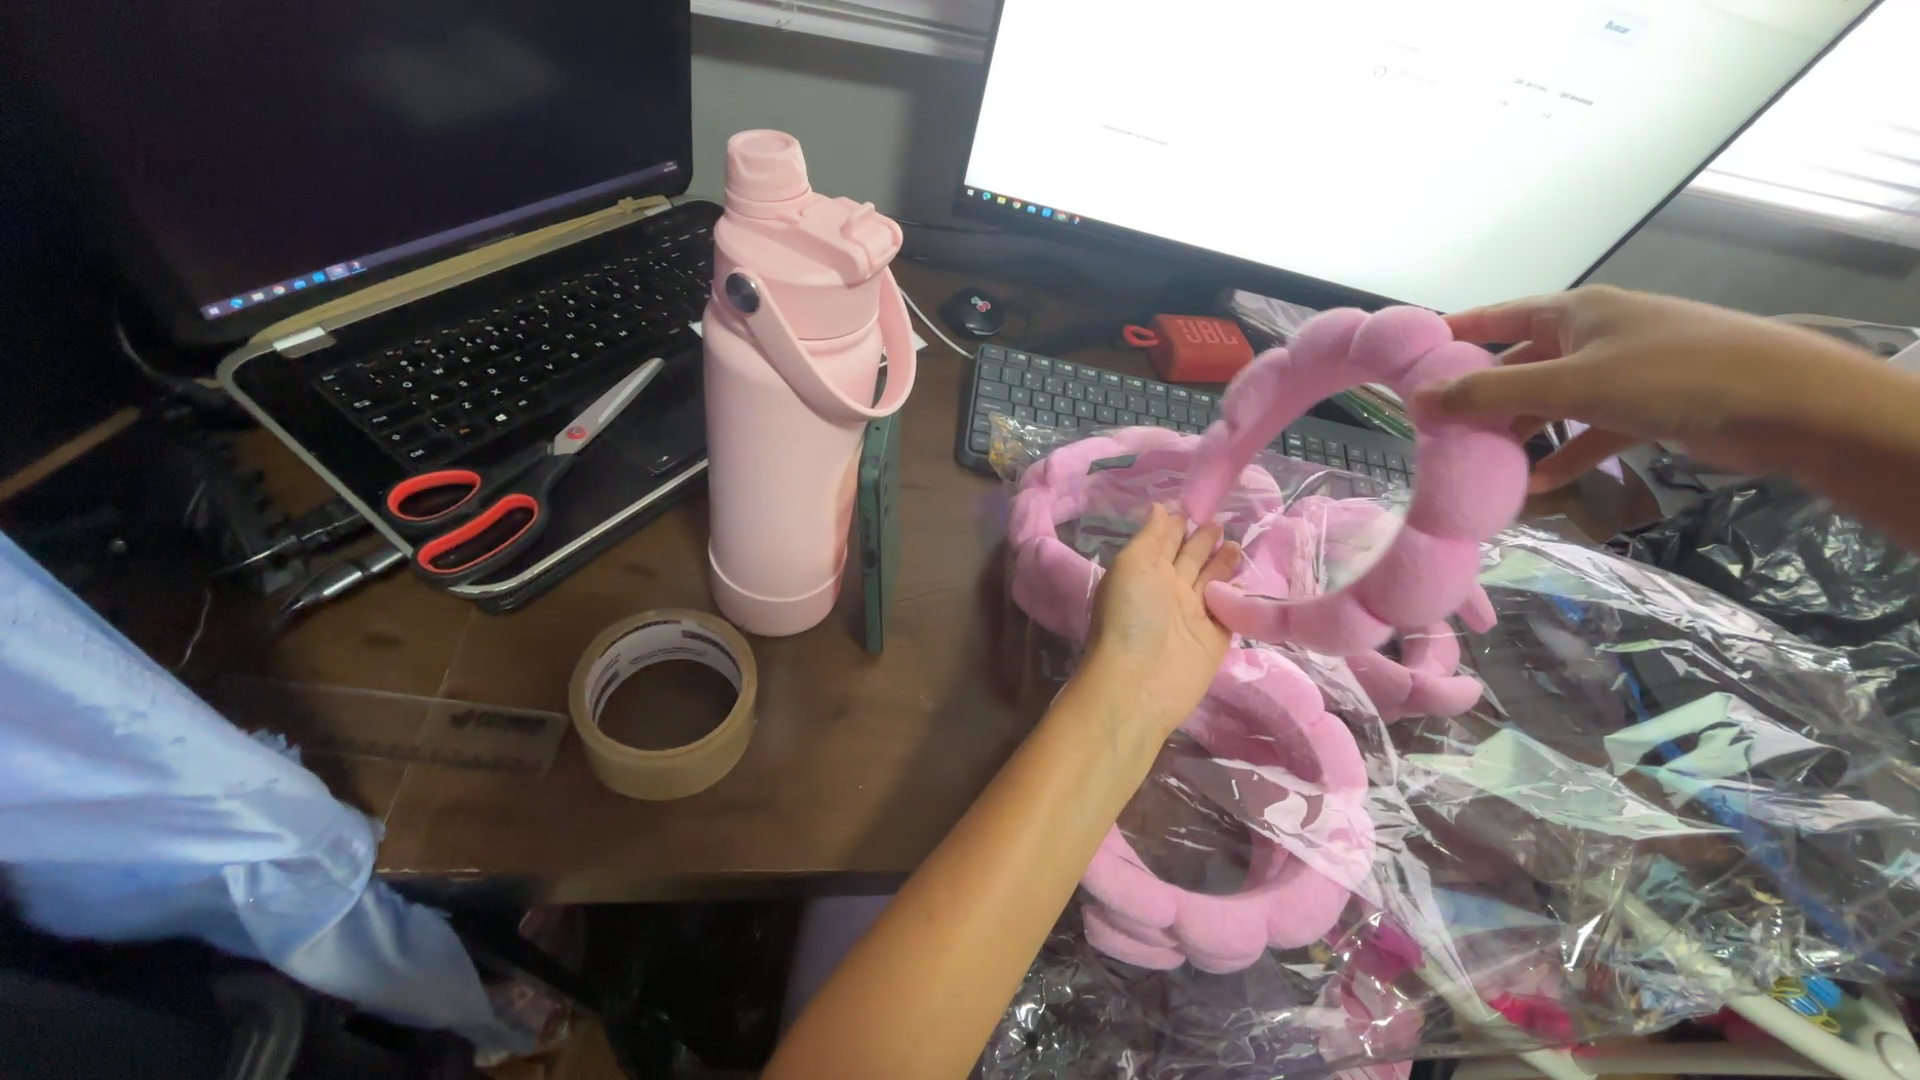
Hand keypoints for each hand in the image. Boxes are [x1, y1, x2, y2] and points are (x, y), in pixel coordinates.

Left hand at [1074, 505, 1240, 738]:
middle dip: (1202, 539)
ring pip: (1211, 580)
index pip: (1163, 541)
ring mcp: (1193, 613)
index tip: (1196, 504)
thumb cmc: (1130, 615)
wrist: (1141, 680)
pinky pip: (1231, 608)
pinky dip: (1239, 592)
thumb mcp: (1132, 564)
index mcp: (1142, 571)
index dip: (1177, 524)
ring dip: (1222, 561)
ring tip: (1236, 540)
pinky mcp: (1216, 636)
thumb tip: (1160, 508)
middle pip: (1189, 558)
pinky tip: (1250, 574)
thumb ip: (1150, 537)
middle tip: (1222, 519)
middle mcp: (1167, 590)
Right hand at [1413, 286, 1875, 492]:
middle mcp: (1595, 336)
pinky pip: (1589, 431)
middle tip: (1439, 424)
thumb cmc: (1672, 376)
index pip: (1498, 316)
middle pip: (1520, 363)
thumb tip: (1421, 399)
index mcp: (1576, 312)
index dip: (1454, 333)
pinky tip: (1538, 484)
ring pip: (1552, 400)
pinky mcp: (1647, 407)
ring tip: (1481, 459)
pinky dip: (1564, 454)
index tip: (1411, 358)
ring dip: (1520, 430)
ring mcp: (1623, 372)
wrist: (1793, 405)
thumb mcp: (1571, 383)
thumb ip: (1492, 392)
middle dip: (1482, 395)